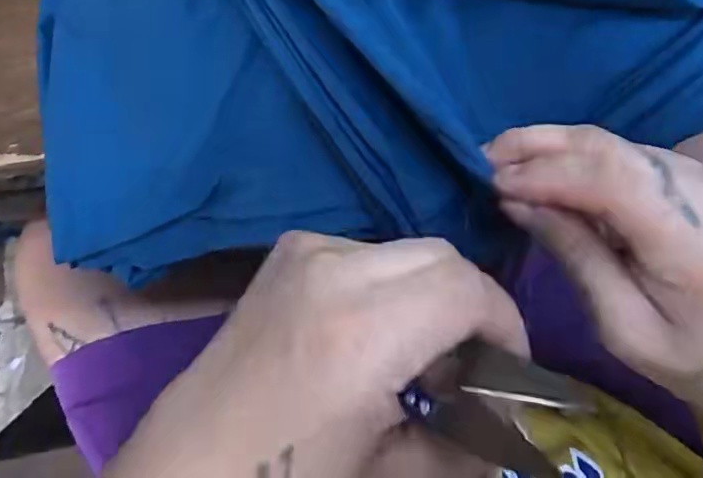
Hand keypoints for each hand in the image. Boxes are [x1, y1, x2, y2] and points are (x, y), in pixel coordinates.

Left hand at [108, 232, 526, 477]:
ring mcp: (306, 247)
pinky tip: (373, 331)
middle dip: (470, 303)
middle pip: (441, 254)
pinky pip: (366, 251)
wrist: (185, 468)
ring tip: (420, 352)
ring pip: (405, 249)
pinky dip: (389, 283)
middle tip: (470, 364)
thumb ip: (463, 444)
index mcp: (361, 327)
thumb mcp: (385, 477)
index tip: (511, 365)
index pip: (465, 286)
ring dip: (429, 291)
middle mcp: (334, 265)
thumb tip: (516, 420)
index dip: (505, 321)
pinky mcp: (289, 248)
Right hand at [488, 124, 702, 403]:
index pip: (615, 184)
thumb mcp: (623, 328)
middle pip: (612, 149)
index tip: (497, 180)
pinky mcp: (689, 169)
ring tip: (505, 155)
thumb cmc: (688, 358)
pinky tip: (545, 163)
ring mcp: (702, 175)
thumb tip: (515, 201)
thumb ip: (575, 256)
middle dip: (541, 145)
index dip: (550, 174)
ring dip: (553, 144)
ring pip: (613, 141)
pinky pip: (622, 149)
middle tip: (488, 154)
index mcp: (697, 247)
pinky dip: (576, 153)